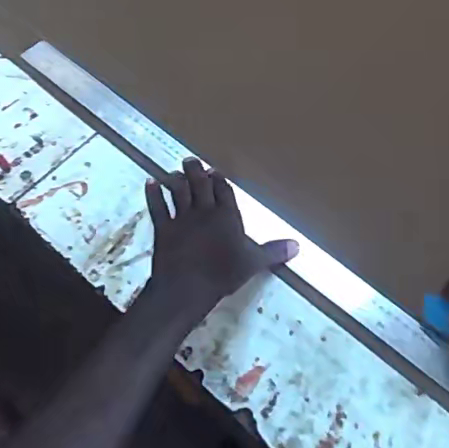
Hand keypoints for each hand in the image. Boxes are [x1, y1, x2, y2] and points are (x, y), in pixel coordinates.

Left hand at [143, 158, 296, 316]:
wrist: (186, 287)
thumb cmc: (222, 273)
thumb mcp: (254, 263)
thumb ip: (274, 251)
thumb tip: (298, 245)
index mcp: (227, 215)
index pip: (223, 191)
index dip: (219, 180)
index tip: (215, 170)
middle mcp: (205, 211)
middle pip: (200, 185)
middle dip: (196, 171)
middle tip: (191, 160)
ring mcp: (182, 219)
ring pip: (179, 192)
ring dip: (176, 179)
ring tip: (175, 170)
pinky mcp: (163, 229)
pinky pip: (157, 208)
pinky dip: (153, 195)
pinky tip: (150, 183)